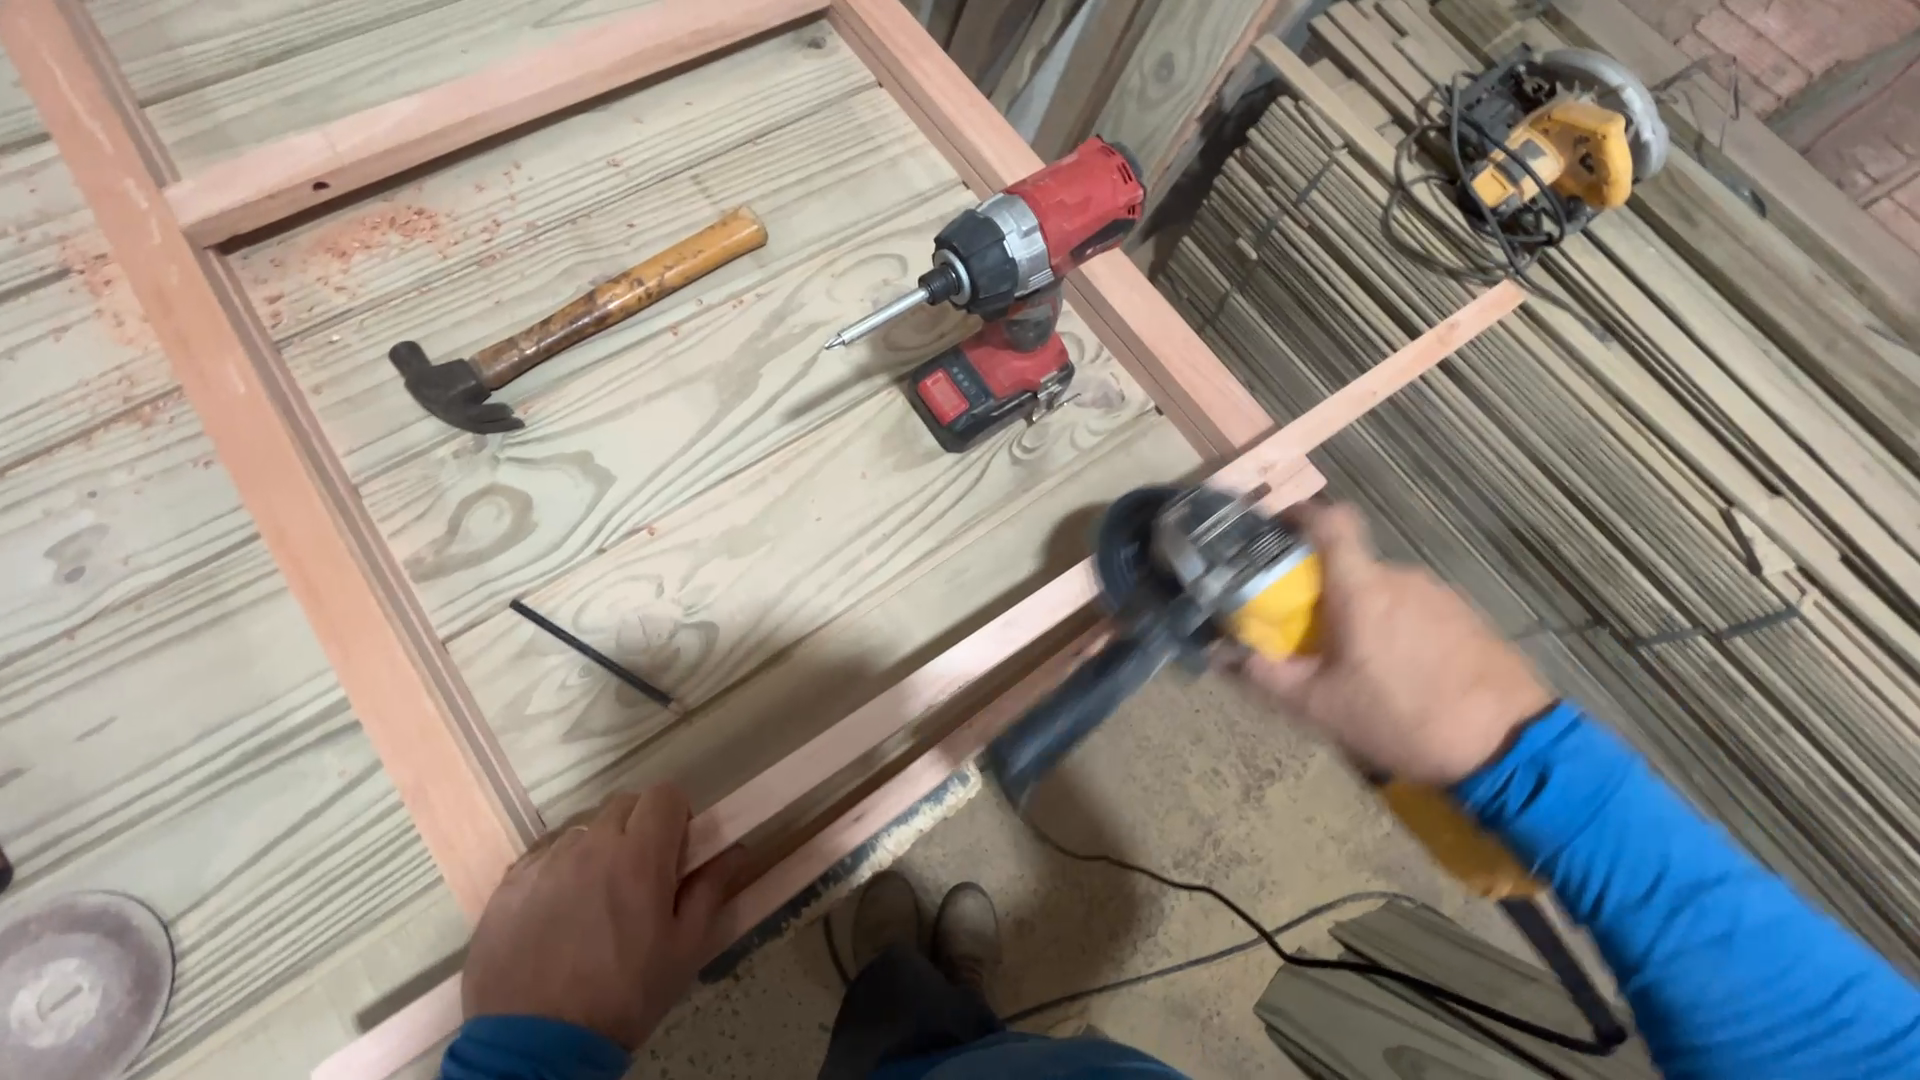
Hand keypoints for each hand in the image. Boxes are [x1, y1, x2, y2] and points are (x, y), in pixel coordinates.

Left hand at [463, 785, 744, 1048]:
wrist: (534, 1048)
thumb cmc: (624, 996)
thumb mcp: (684, 949)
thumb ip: (710, 889)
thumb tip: (736, 850)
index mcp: (639, 855)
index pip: (664, 794)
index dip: (677, 815)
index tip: (677, 850)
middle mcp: (590, 845)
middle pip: (623, 805)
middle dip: (640, 827)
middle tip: (642, 874)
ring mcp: (543, 863)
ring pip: (582, 831)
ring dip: (598, 849)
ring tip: (595, 898)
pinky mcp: (507, 886)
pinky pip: (542, 858)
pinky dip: (559, 871)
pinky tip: (558, 914)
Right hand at [1231, 501, 1553, 783]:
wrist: (1511, 749)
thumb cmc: (1402, 718)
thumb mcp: (1320, 706)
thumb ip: (1266, 675)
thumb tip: (1218, 653)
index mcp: (1361, 589)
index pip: (1331, 522)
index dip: (1301, 515)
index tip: (1276, 528)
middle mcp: (1401, 578)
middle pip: (1350, 565)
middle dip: (1323, 589)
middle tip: (1306, 630)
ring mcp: (1440, 595)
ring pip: (1382, 589)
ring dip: (1361, 611)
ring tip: (1355, 659)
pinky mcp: (1468, 617)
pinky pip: (1415, 607)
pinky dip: (1395, 625)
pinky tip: (1400, 669)